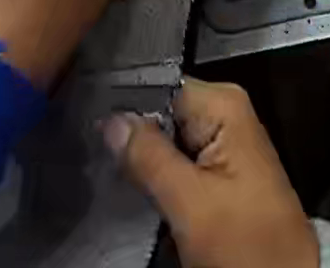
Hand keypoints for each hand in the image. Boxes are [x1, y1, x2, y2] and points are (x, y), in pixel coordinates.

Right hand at [106, 79, 317, 267]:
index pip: (162, 86)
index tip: (86, 120)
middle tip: (87, 150)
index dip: (126, 104)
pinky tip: (124, 181)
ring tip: (97, 166)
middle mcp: (223, 109)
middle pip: (163, 109)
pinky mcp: (217, 165)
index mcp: (223, 102)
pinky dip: (153, 169)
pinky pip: (176, 155)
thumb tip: (110, 119)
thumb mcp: (191, 204)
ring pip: (166, 134)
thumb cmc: (243, 242)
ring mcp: (222, 137)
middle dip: (129, 131)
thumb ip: (150, 158)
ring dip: (137, 154)